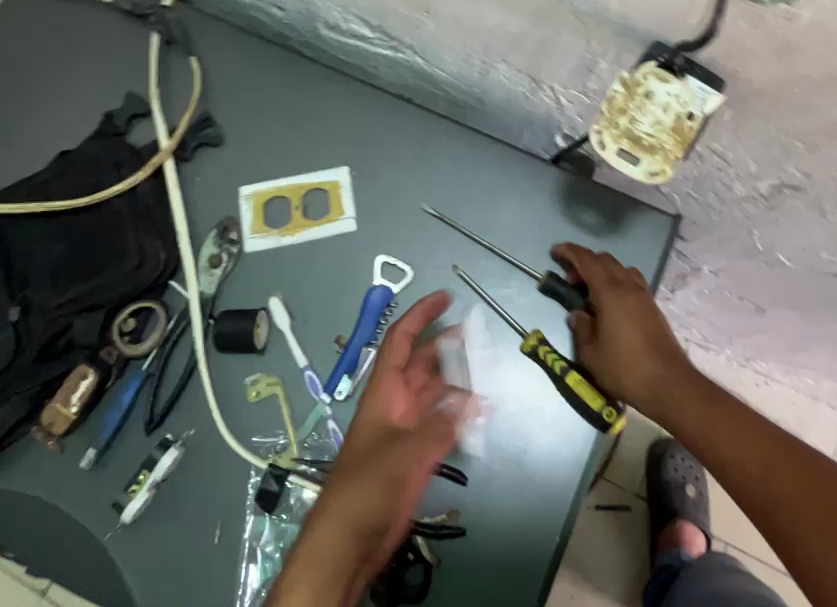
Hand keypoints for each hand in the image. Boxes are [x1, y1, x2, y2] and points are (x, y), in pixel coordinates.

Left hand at [268, 291, 470, 606]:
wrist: (349, 539)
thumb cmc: (366, 487)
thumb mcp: (404, 452)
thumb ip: (441, 425)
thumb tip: (474, 401)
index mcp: (384, 392)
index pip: (401, 341)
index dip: (421, 315)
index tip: (446, 297)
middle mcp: (396, 403)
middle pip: (423, 364)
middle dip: (448, 346)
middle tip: (480, 336)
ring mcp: (407, 429)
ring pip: (435, 393)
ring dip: (459, 381)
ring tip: (488, 369)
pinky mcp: (416, 455)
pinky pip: (442, 424)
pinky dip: (461, 414)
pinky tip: (482, 411)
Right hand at [549, 243, 693, 416]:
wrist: (670, 385)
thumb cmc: (625, 370)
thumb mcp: (591, 354)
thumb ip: (581, 329)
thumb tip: (577, 314)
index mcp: (610, 293)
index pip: (587, 261)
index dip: (570, 252)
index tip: (555, 251)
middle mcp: (629, 287)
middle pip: (605, 260)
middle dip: (584, 262)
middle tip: (569, 280)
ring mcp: (645, 296)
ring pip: (622, 269)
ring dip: (603, 271)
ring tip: (591, 292)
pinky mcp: (653, 308)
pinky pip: (633, 282)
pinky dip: (618, 282)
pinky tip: (611, 305)